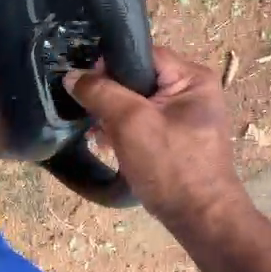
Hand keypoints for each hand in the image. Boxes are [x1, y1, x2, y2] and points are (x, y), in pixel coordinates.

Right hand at [66, 46, 248, 224]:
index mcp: (193, 78)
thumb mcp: (130, 122)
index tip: (86, 85)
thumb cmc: (170, 164)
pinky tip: (107, 144)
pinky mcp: (172, 136)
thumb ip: (100, 92)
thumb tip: (71, 75)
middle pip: (135, 77)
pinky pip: (138, 120)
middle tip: (92, 114)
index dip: (109, 66)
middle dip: (107, 95)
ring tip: (99, 133)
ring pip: (133, 100)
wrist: (199, 216)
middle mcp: (191, 91)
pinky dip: (120, 129)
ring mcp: (182, 115)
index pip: (141, 54)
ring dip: (110, 115)